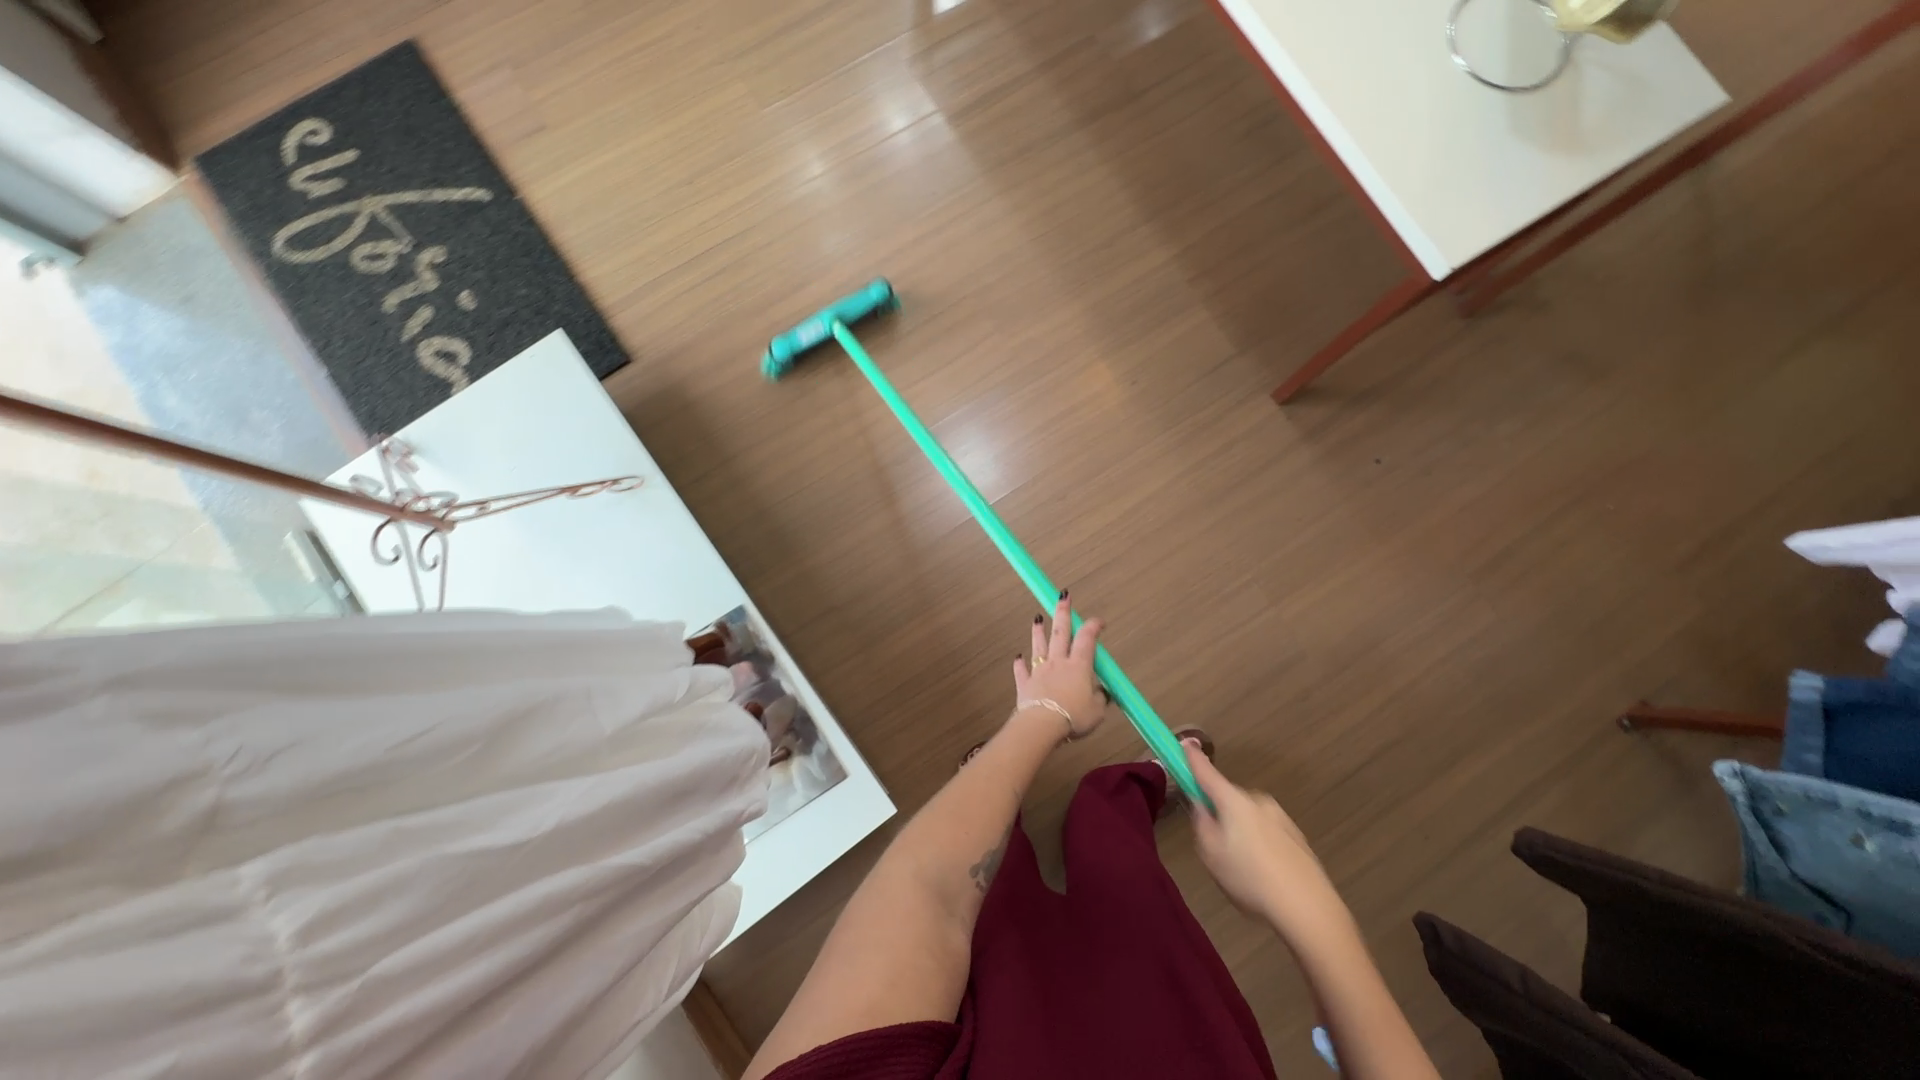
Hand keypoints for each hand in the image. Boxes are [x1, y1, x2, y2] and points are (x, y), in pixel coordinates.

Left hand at [1010, 594, 1106, 739]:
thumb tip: (1102, 693)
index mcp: (1079, 665)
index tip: (1099, 621)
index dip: (1093, 626)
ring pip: (1039, 646)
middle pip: (1060, 632)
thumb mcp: (1096, 711)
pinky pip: (1022, 671)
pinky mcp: (1025, 683)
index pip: (1087, 639)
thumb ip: (1100, 698)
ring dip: (1038, 631)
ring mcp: (1039, 671)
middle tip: (1063, 596)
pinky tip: (1018, 658)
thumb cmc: (1074, 716)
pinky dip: (1020, 664)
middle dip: (1063, 612)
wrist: (1042, 725)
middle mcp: (1058, 662)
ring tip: (1037, 618)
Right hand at [1187, 745, 1350, 945]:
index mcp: (1234, 801)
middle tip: (1215, 852)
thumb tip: (1201, 806)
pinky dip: (1258, 848)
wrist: (1308, 907)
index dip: (1192, 758)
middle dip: (1219, 817)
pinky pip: (1266, 835)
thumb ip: (1201, 824)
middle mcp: (1258, 801)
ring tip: (1243, 873)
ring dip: (1240, 835)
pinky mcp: (1296, 838)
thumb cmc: (1250, 877)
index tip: (1183, 743)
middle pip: (1228, 800)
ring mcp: (1281, 818)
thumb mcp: (1211, 854)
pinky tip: (1263, 877)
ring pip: (1247, 819)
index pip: (1207, 772)